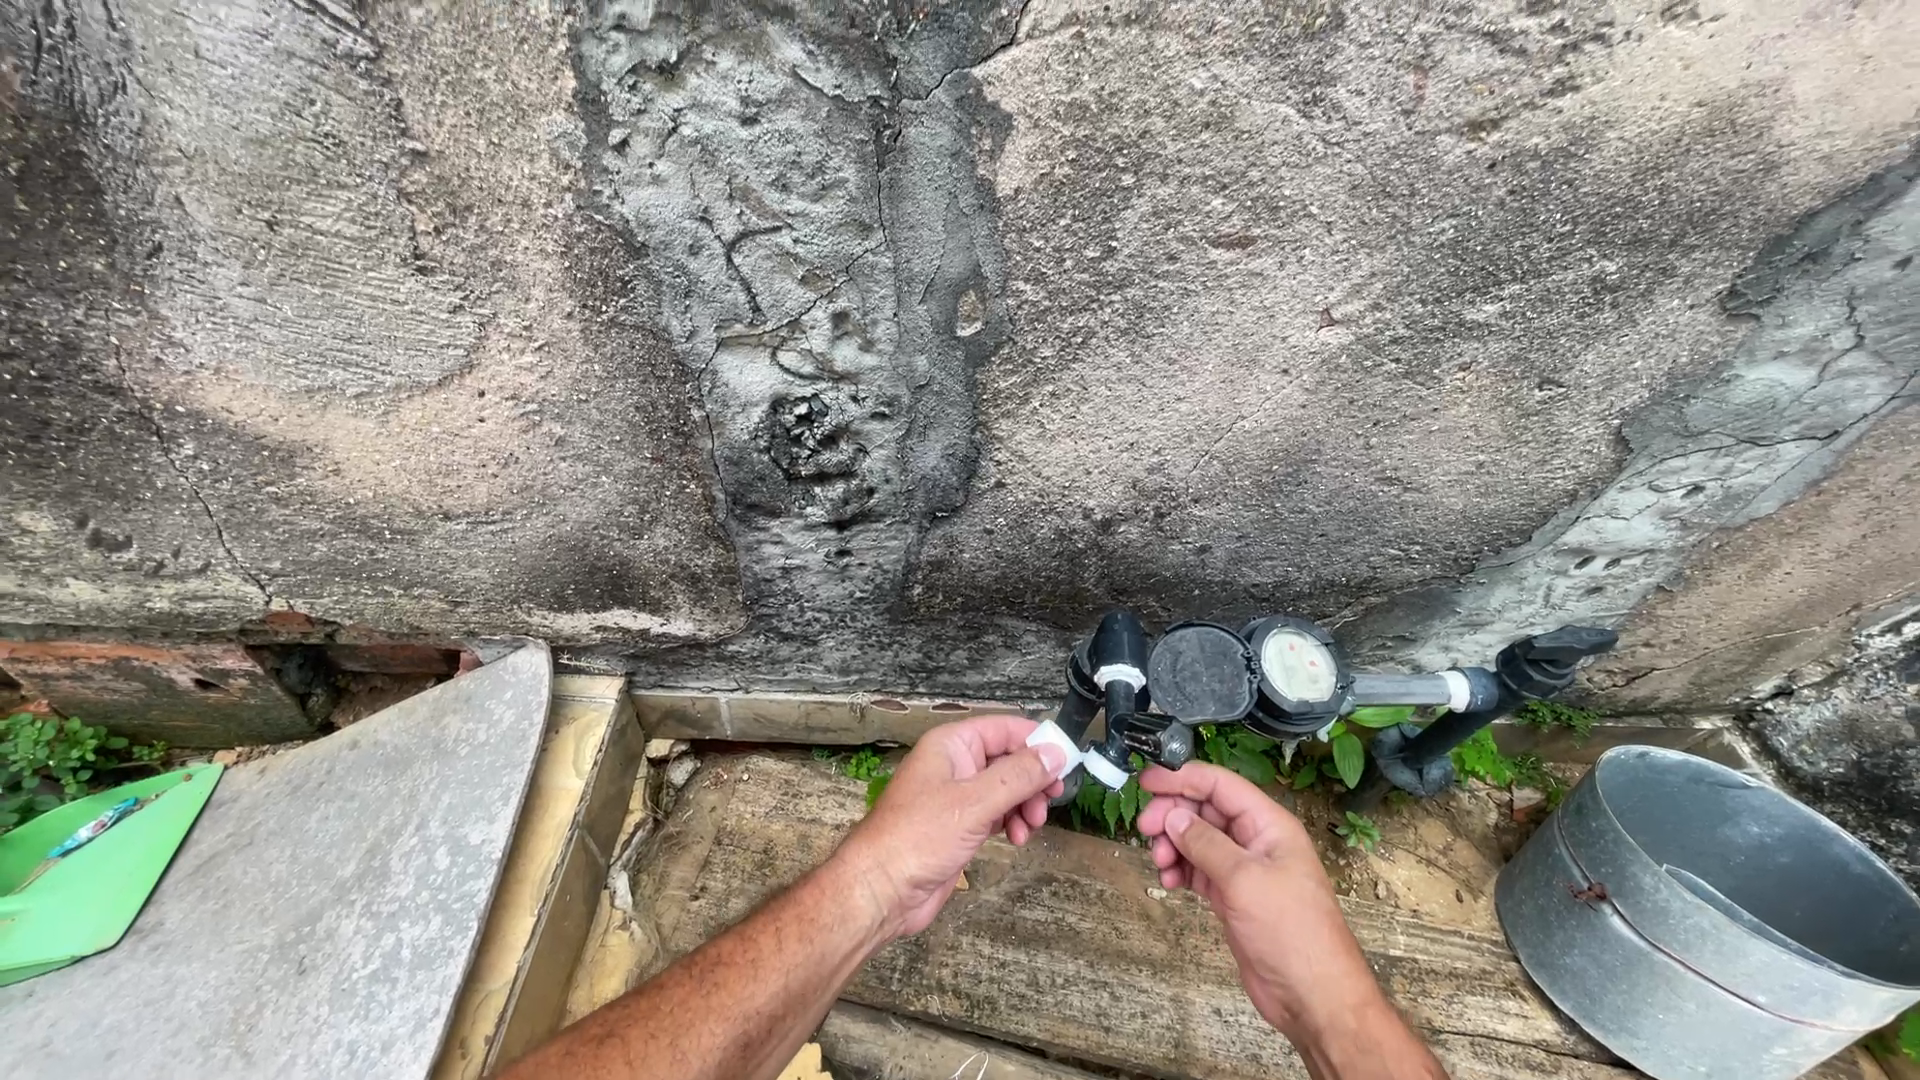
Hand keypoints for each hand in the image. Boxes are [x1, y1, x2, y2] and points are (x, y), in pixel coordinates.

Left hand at [834, 716, 1065, 941]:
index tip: (1065, 760)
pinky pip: (996, 813)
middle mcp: (954, 765)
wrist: (881, 890)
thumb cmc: (915, 838)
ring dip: (1024, 804)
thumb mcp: (974, 802)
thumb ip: (1018, 776)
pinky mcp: (960, 826)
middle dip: (1033, 779)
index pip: (1003, 728)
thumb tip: (1054, 754)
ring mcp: (956, 797)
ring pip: (1005, 788)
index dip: (1035, 741)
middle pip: (1008, 759)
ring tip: (1030, 825)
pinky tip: (1016, 838)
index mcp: (951, 745)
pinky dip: (1011, 822)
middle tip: (1052, 798)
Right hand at [1134, 763, 1383, 1040]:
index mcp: (1268, 824)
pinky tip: (1169, 881)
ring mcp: (1243, 868)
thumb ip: (1205, 843)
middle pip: (1203, 809)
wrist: (1312, 998)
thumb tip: (1174, 816)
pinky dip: (1179, 869)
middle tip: (1146, 829)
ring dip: (1172, 844)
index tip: (1148, 782)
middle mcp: (1255, 840)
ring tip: (1160, 863)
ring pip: (1196, 838)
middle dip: (1172, 815)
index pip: (1219, 785)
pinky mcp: (1231, 894)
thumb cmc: (1293, 933)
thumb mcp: (1244, 880)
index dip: (1182, 778)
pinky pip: (1196, 867)